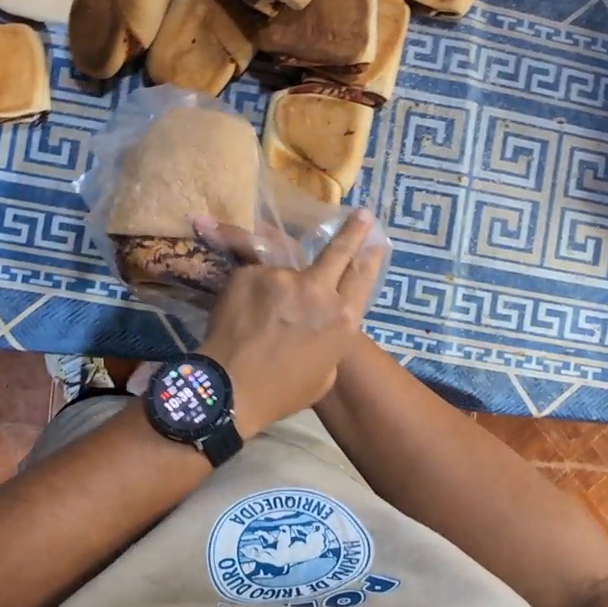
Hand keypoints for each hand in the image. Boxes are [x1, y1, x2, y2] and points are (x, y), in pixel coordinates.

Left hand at [194, 210, 385, 435]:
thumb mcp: (325, 373)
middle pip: (339, 252)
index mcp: (343, 320)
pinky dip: (251, 290)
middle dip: (353, 231)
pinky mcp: (251, 273)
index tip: (376, 240)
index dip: (371, 256)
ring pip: (286, 270)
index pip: (363, 277)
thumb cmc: (281, 392)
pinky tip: (240, 313)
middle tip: (360, 214)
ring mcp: (283, 278)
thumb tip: (322, 321)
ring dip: (280, 284)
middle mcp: (318, 291)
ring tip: (262, 311)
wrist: (231, 389)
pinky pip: (255, 276)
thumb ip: (330, 338)